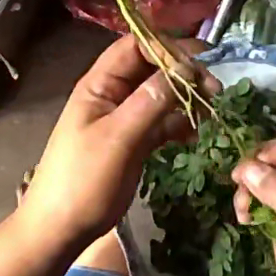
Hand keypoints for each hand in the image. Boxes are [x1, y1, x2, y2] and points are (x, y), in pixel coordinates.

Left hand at [15, 34, 207, 250]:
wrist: (61, 228)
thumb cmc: (82, 180)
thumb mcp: (117, 137)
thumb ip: (150, 101)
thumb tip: (186, 68)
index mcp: (100, 85)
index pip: (136, 47)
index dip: (168, 47)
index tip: (201, 59)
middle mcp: (114, 95)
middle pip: (154, 69)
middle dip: (184, 73)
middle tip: (214, 89)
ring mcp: (126, 119)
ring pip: (163, 95)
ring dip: (188, 99)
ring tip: (211, 111)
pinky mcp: (137, 141)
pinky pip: (164, 122)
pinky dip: (182, 125)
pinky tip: (197, 135)